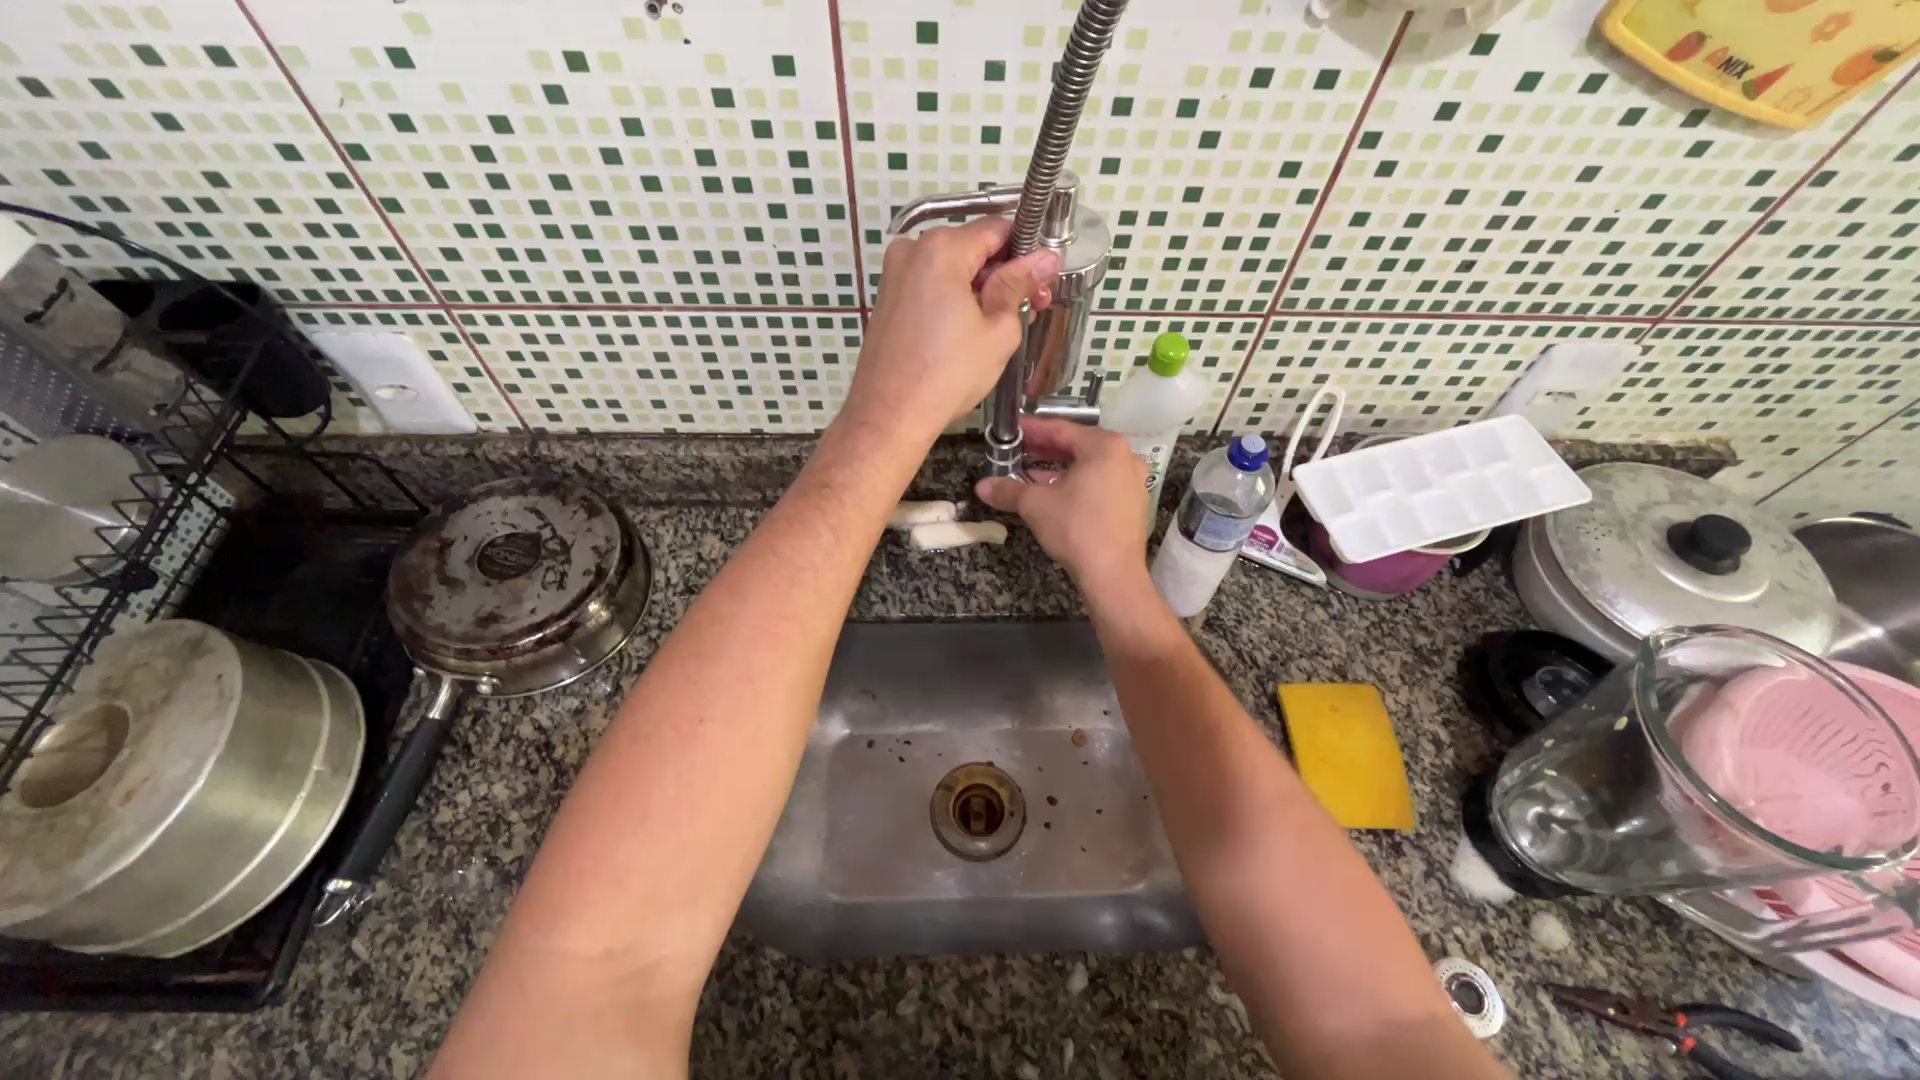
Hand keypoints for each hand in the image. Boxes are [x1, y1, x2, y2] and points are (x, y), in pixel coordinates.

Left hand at [842, 217, 1060, 438]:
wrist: (890, 415)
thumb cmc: (946, 376)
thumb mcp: (998, 329)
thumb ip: (1020, 286)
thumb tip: (1044, 260)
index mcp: (941, 249)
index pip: (997, 230)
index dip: (1026, 252)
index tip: (1042, 279)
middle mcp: (912, 251)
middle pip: (972, 248)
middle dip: (1003, 274)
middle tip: (1029, 308)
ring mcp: (895, 274)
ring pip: (952, 269)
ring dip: (980, 289)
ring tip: (1002, 327)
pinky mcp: (888, 299)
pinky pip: (931, 286)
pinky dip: (955, 300)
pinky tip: (970, 332)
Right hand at [975, 417, 1151, 593]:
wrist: (1113, 574)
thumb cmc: (1076, 527)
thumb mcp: (1036, 504)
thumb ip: (1008, 490)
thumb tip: (981, 487)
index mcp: (1105, 447)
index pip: (1062, 429)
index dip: (1034, 429)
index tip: (1014, 428)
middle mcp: (1124, 457)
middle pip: (1078, 446)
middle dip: (1046, 449)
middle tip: (1020, 449)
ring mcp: (1133, 481)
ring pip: (1090, 466)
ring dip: (1060, 468)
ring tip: (1031, 472)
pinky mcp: (1133, 504)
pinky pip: (1101, 483)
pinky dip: (1078, 483)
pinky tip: (1056, 494)